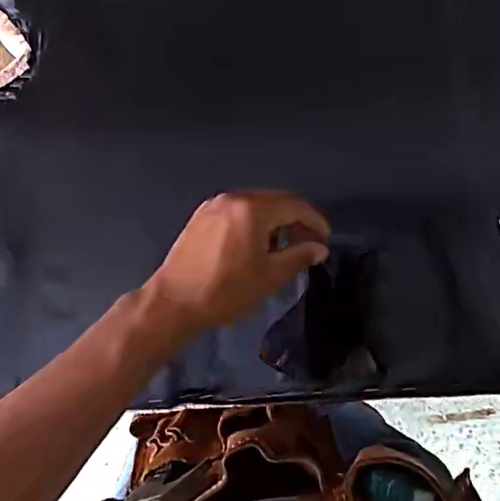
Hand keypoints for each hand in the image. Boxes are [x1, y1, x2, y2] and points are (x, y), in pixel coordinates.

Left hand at [137, 191, 330, 340]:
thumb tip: (319, 248)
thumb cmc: (226, 291)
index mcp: (253, 209)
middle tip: (309, 242)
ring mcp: (215, 205)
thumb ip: (299, 255)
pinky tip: (257, 244)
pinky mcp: (203, 216)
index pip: (295, 207)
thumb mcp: (270, 276)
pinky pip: (238, 210)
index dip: (315, 221)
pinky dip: (255, 221)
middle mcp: (234, 198)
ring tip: (284, 247)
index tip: (325, 239)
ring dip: (276, 220)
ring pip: (257, 203)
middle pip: (277, 199)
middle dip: (297, 218)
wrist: (174, 302)